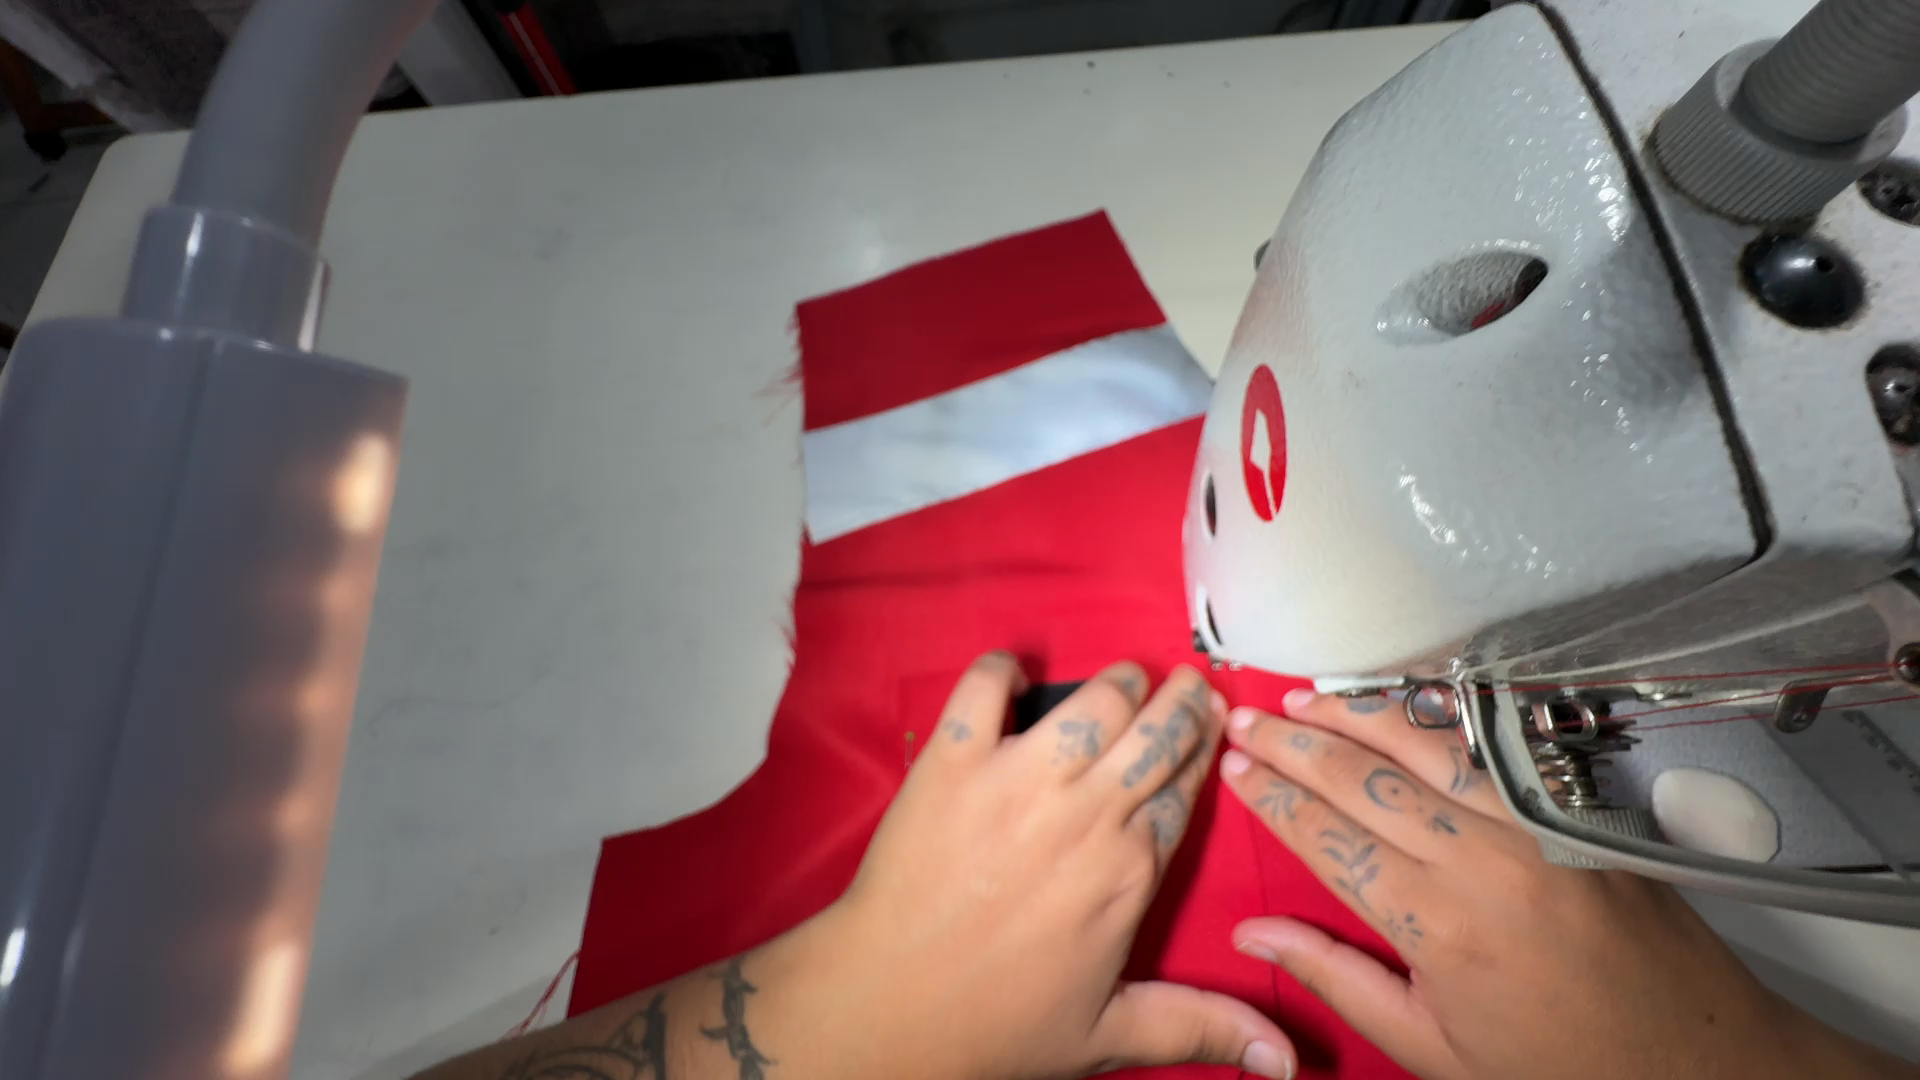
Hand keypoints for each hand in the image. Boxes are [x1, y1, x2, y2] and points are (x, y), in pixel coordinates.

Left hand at [785, 652, 1295, 1079]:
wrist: (890, 1004)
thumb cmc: (997, 1021)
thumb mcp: (1109, 1035)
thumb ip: (1199, 1026)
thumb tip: (1285, 1059)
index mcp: (1129, 867)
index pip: (1185, 786)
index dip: (1202, 748)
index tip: (1212, 722)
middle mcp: (1086, 811)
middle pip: (1156, 734)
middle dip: (1182, 701)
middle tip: (1188, 682)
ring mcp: (1018, 778)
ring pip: (1094, 702)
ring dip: (1118, 682)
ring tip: (1126, 676)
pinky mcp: (955, 759)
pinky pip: (984, 689)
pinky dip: (1000, 671)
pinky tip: (1013, 674)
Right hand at [1216, 689, 1914, 1079]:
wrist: (1715, 1069)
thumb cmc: (1558, 1069)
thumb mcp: (1433, 1049)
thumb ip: (1335, 976)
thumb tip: (1250, 933)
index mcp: (1438, 926)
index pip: (1324, 836)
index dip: (1270, 796)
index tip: (1231, 767)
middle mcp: (1479, 861)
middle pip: (1357, 778)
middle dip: (1289, 744)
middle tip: (1242, 719)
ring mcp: (1529, 826)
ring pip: (1415, 744)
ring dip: (1348, 714)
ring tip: (1297, 699)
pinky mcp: (1567, 811)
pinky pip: (1480, 747)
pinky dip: (1423, 716)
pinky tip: (1385, 702)